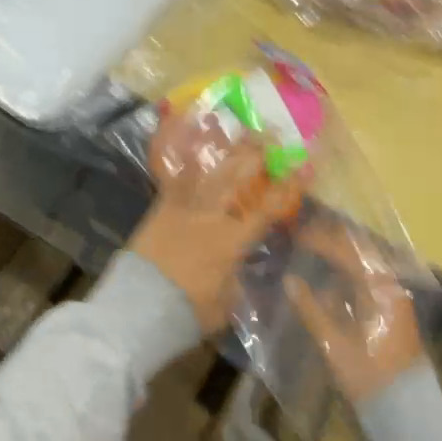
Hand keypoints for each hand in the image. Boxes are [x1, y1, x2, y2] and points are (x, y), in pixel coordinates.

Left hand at [130, 111, 304, 333]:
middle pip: (242, 174)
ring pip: (215, 166)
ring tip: (246, 130)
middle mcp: (214, 213)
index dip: (288, 185)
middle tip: (275, 138)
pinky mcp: (164, 201)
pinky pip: (178, 169)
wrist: (139, 305)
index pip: (268, 205)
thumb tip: (240, 265)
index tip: (302, 168)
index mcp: (234, 239)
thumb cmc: (187, 311)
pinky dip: (186, 150)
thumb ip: (237, 277)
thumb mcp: (226, 302)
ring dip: (232, 147)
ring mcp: (187, 203)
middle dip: (261, 154)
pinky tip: (192, 130)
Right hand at [286, 220, 425, 401]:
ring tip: (312, 249)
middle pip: (359, 247)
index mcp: (378, 285)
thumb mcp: (335, 344)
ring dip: (340, 252)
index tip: (296, 234)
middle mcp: (390, 280)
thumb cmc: (368, 373)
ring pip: (365, 260)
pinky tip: (331, 277)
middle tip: (303, 234)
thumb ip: (311, 309)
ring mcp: (394, 292)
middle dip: (331, 238)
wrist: (405, 405)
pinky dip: (350, 271)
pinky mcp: (392, 305)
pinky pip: (369, 276)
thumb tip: (289, 279)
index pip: (346, 250)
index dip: (319, 239)